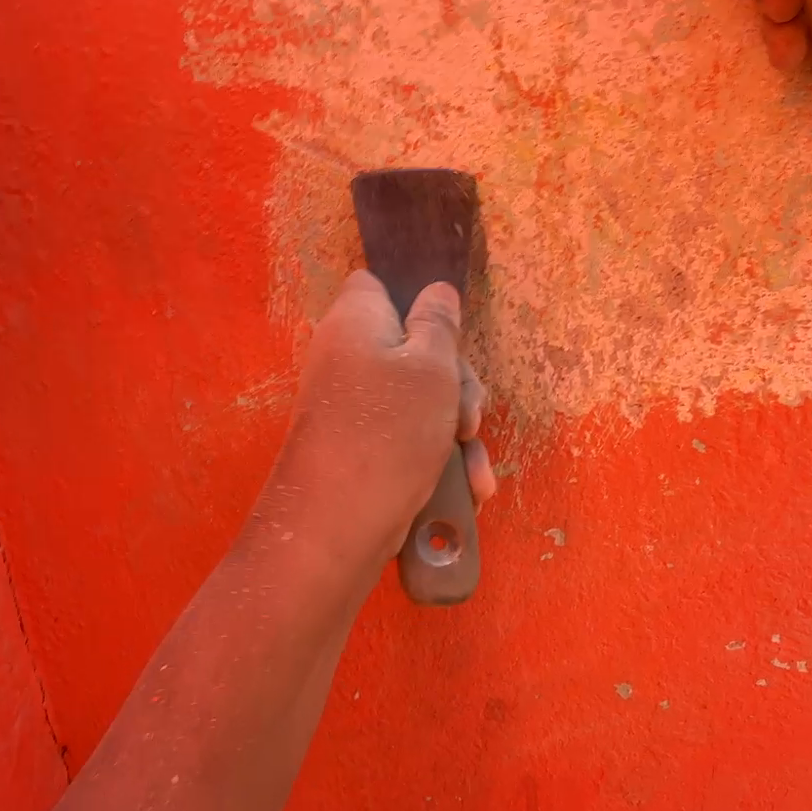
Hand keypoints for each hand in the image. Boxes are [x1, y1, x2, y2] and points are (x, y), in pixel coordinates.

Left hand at [256, 271, 493, 580]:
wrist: (337, 526)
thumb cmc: (390, 430)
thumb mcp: (432, 365)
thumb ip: (439, 322)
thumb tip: (436, 291)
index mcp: (356, 319)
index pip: (378, 284)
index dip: (417, 301)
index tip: (448, 335)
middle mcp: (347, 356)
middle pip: (413, 347)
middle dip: (455, 384)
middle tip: (471, 418)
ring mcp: (351, 404)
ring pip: (418, 398)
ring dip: (455, 431)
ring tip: (474, 471)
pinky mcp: (359, 446)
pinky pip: (406, 435)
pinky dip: (436, 458)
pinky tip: (467, 491)